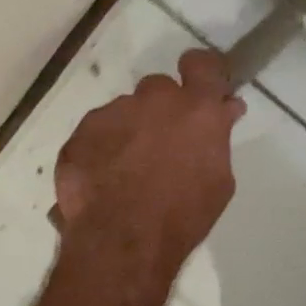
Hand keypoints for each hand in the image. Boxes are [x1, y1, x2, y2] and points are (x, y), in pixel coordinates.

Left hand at [53, 49, 245, 260]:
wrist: (121, 240)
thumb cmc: (182, 216)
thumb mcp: (218, 181)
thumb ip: (218, 137)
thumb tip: (224, 110)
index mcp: (195, 109)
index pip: (203, 64)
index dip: (201, 72)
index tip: (199, 86)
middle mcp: (153, 100)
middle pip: (158, 90)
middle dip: (161, 111)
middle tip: (161, 146)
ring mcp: (112, 113)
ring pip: (124, 112)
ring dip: (129, 132)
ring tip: (126, 172)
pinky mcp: (81, 132)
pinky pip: (96, 133)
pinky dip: (101, 149)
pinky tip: (103, 180)